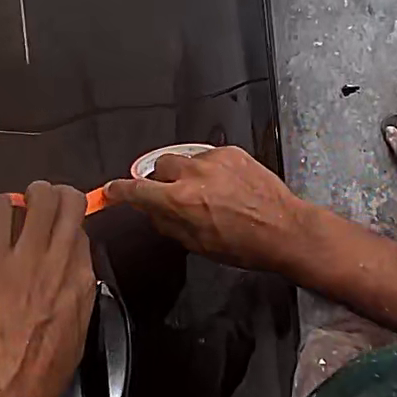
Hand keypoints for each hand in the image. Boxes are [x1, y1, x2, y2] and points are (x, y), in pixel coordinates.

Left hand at [0, 182, 95, 396]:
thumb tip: (58, 290)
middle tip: (42, 203)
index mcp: (83, 290)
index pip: (83, 237)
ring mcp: (28, 259)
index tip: (56, 232)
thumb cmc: (30, 393)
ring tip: (20, 205)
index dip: (67, 230)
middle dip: (57, 197)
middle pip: (70, 204)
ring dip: (31, 194)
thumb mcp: (69, 347)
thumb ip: (69, 308)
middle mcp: (62, 267)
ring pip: (41, 196)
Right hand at [104, 146, 314, 272]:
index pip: (137, 190)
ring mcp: (212, 160)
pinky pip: (208, 156)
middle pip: (158, 166)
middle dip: (160, 180)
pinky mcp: (230, 151)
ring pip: (183, 160)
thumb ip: (168, 225)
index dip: (120, 190)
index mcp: (180, 201)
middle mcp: (192, 175)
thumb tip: (152, 213)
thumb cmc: (244, 245)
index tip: (112, 190)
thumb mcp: (198, 244)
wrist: (284, 229)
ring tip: (204, 191)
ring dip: (186, 173)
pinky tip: (225, 185)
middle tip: (172, 194)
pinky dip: (210, 169)